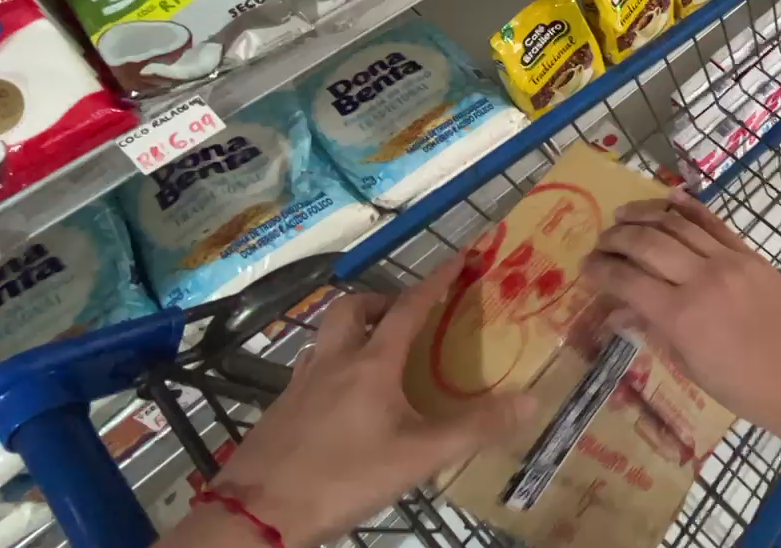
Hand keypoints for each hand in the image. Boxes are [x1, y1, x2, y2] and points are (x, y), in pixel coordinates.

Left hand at [203, 264, 533, 547]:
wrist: (248, 522)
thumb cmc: (340, 477)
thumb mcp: (418, 457)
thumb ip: (475, 429)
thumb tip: (532, 403)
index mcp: (373, 363)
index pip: (410, 305)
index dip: (437, 279)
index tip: (460, 258)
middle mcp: (334, 363)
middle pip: (353, 309)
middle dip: (381, 301)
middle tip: (403, 316)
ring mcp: (298, 388)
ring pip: (325, 339)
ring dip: (352, 334)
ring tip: (374, 357)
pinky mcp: (275, 416)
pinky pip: (308, 374)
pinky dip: (330, 371)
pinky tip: (339, 404)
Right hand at [581, 195, 780, 433]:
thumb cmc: (743, 387)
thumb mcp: (690, 366)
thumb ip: (653, 332)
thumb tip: (615, 312)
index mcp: (680, 316)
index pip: (627, 280)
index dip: (601, 270)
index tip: (585, 267)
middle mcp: (701, 279)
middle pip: (648, 243)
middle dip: (617, 238)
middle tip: (600, 241)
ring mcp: (728, 260)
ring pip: (678, 224)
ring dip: (646, 215)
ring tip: (623, 214)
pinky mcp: (749, 253)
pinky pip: (714, 223)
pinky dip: (690, 208)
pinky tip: (670, 199)